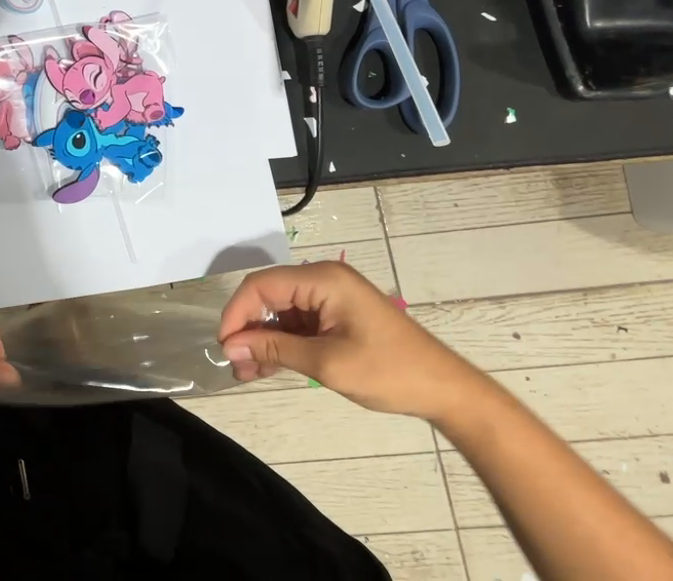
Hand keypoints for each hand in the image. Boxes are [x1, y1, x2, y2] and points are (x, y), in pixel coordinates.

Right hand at [217, 262, 487, 421]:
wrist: (448, 392)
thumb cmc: (389, 372)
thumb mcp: (326, 363)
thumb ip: (274, 350)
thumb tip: (230, 347)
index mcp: (323, 279)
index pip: (261, 286)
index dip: (236, 313)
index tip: (225, 345)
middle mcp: (323, 280)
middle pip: (268, 297)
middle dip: (248, 329)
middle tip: (235, 364)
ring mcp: (331, 298)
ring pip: (280, 313)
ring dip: (262, 341)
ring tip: (246, 372)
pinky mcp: (337, 317)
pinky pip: (297, 324)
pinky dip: (282, 344)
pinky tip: (266, 367)